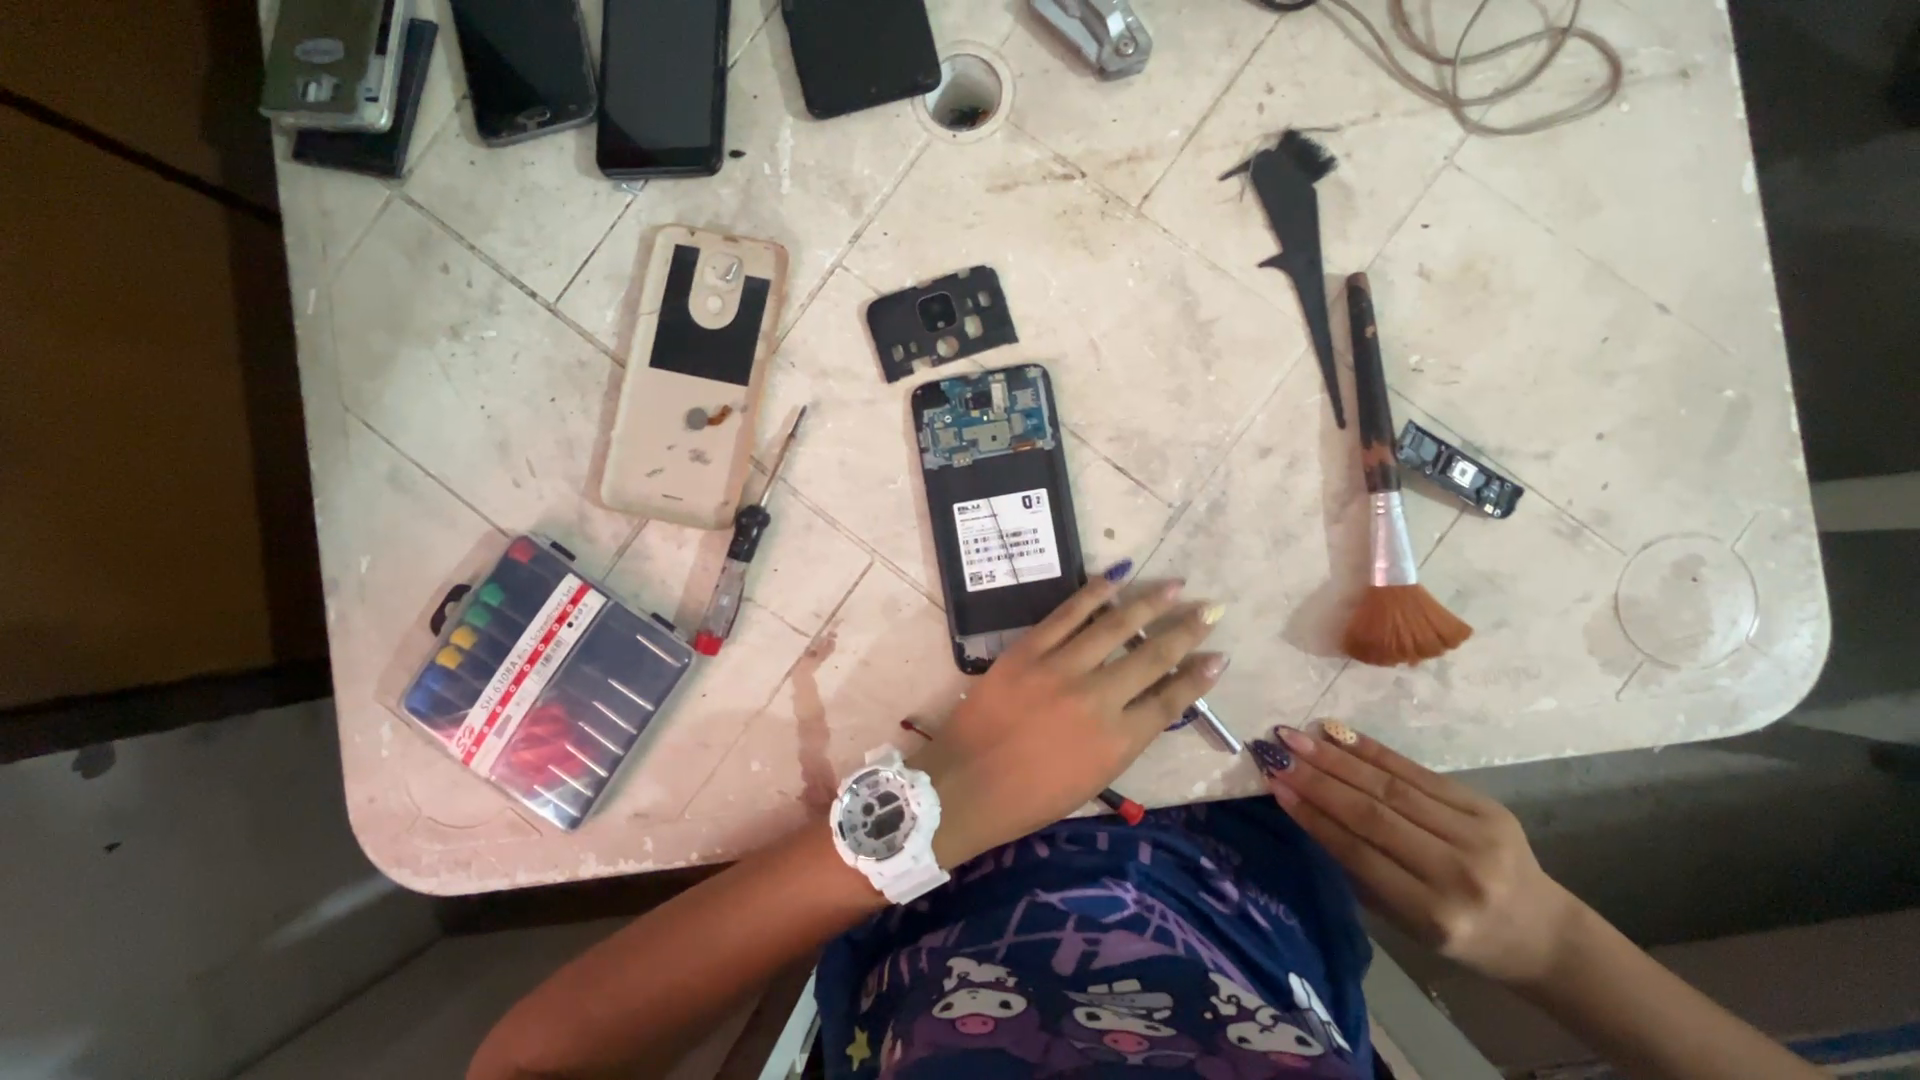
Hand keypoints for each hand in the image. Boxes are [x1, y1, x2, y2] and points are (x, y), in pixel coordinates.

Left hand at [908, 565, 1228, 868]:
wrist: (965, 786)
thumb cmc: (1030, 798)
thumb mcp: (1093, 780)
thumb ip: (1125, 740)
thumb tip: (1151, 704)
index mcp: (1118, 741)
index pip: (1171, 700)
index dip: (1199, 677)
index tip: (1220, 656)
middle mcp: (1098, 699)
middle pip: (1154, 655)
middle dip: (1188, 630)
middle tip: (1212, 609)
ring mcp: (1060, 669)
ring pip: (1116, 625)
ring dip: (1151, 602)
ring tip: (1176, 585)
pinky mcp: (1028, 651)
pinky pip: (1067, 614)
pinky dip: (1094, 593)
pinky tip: (1116, 578)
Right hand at [1257, 724, 1580, 985]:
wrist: (1540, 932)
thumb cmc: (1458, 935)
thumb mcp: (1405, 921)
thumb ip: (1360, 870)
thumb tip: (1307, 809)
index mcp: (1433, 914)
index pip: (1360, 853)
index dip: (1315, 817)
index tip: (1275, 786)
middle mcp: (1458, 873)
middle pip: (1375, 814)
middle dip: (1318, 779)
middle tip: (1276, 754)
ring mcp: (1478, 835)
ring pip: (1393, 787)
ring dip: (1338, 758)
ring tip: (1298, 738)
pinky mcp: (1488, 807)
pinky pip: (1419, 773)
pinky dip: (1374, 751)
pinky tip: (1339, 735)